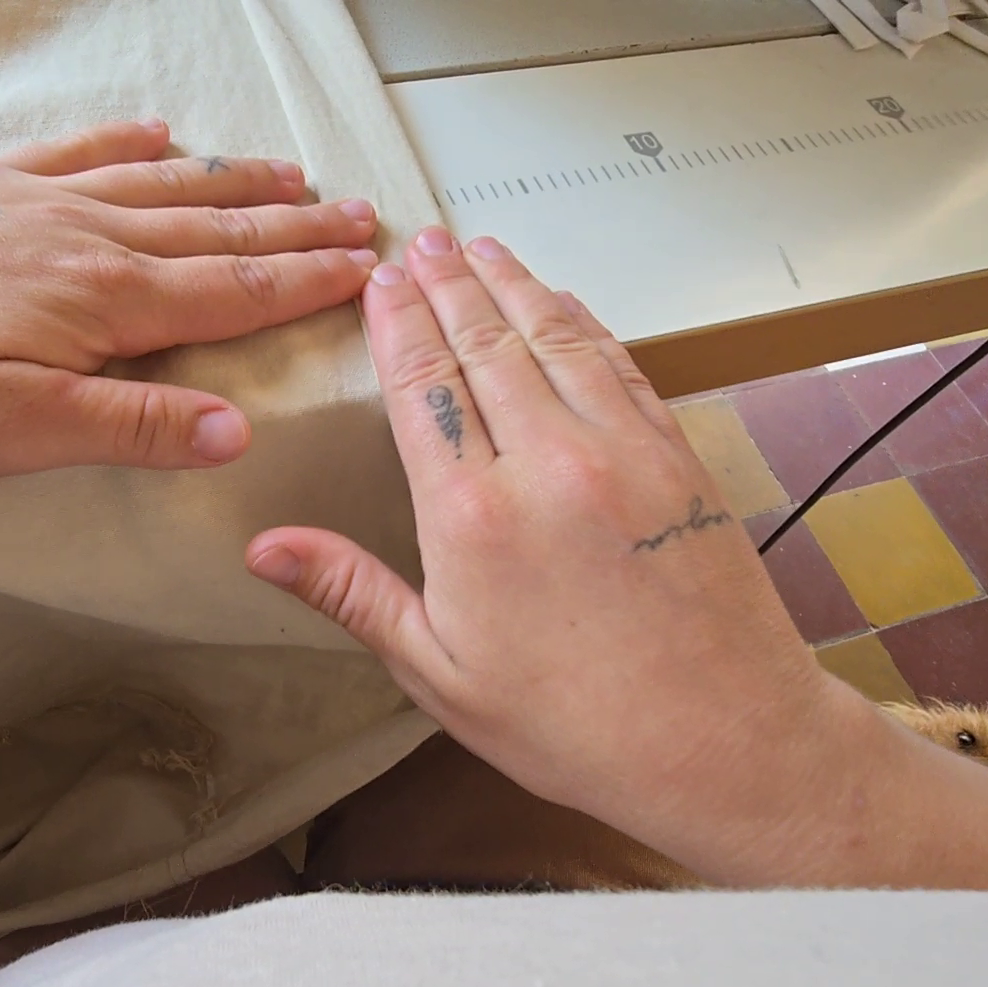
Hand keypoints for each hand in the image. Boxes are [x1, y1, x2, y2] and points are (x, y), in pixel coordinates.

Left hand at [0, 120, 379, 478]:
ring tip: (292, 171)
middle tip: (357, 212)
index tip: (365, 267)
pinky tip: (161, 132)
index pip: (234, 290)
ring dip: (235, 180)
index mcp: (105, 303)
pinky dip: (130, 144)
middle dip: (295, 224)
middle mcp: (86, 238)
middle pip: (214, 228)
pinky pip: (79, 153)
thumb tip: (238, 432)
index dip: (306, 280)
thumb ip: (130, 430)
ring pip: (161, 185)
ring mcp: (35, 201)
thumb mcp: (13, 433)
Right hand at [244, 227, 876, 878]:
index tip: (383, 281)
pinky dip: (583, 320)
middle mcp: (546, 462)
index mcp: (472, 515)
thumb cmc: (567, 722)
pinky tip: (563, 299)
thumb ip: (350, 592)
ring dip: (511, 285)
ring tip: (480, 246)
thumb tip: (264, 548)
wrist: (723, 744)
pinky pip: (619, 363)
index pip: (423, 387)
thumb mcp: (436, 669)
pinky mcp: (676, 456)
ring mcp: (621, 451)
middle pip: (484, 344)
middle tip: (423, 241)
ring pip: (553, 337)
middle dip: (447, 285)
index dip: (398, 325)